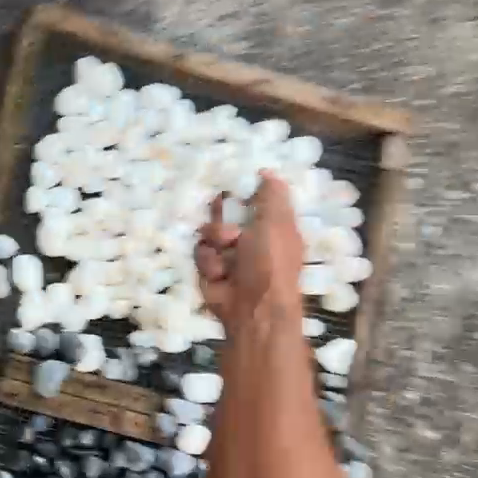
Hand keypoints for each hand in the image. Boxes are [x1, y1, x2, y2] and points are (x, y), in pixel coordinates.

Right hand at [195, 169, 304, 329]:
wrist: (251, 306)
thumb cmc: (270, 261)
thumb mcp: (277, 222)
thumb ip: (271, 195)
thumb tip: (266, 171)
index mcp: (272, 226)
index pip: (254, 200)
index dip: (243, 191)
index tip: (232, 183)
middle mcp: (250, 239)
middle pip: (227, 214)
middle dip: (222, 213)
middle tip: (218, 206)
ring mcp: (228, 255)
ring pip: (209, 233)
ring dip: (215, 239)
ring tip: (225, 249)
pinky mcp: (209, 270)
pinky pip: (200, 253)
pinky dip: (208, 261)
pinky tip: (218, 272)